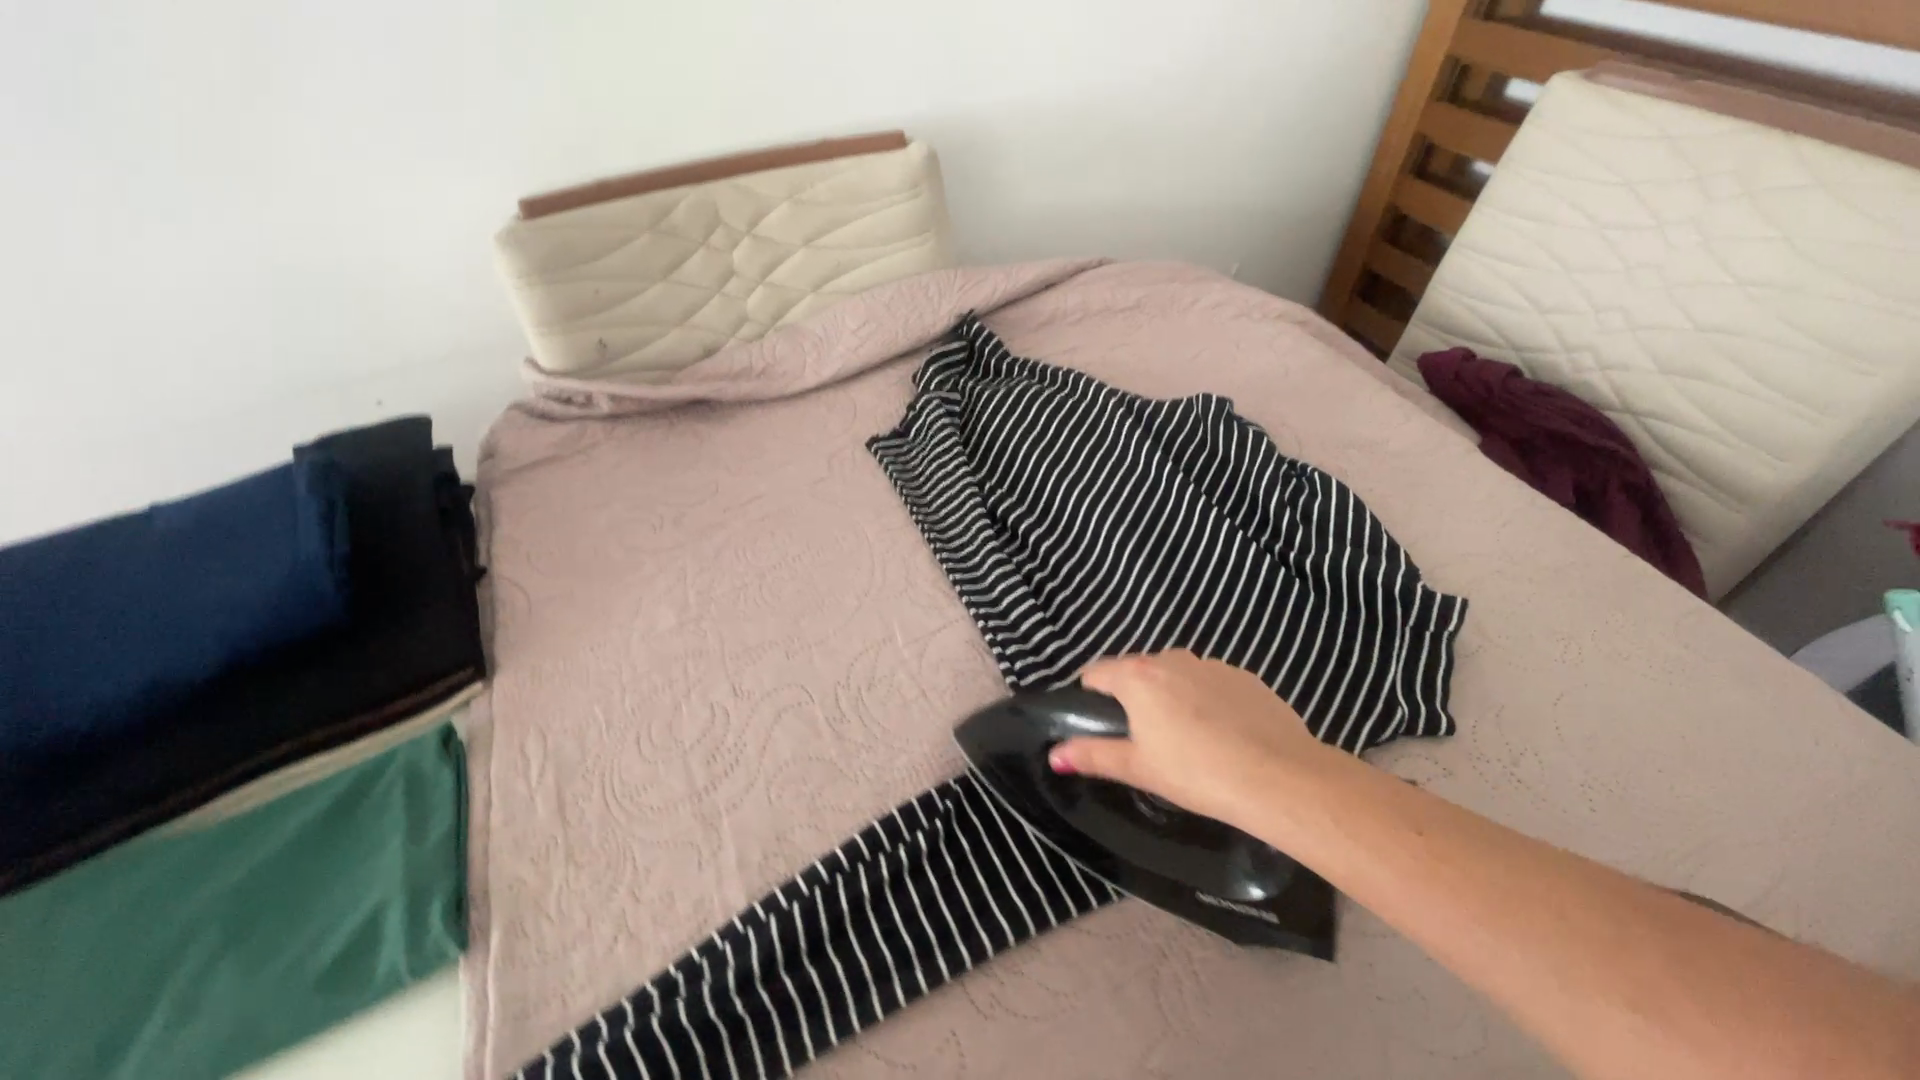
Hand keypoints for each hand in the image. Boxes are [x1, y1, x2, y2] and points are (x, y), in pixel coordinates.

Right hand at [1047, 649, 1327, 826]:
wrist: (1278, 776)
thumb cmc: (1196, 773)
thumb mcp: (1138, 768)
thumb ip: (1093, 755)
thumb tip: (1055, 754)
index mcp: (1139, 677)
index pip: (1097, 672)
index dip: (1091, 696)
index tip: (1100, 725)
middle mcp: (1173, 659)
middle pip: (1137, 671)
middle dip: (1133, 697)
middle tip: (1143, 740)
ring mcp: (1213, 665)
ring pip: (1177, 675)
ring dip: (1172, 696)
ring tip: (1186, 740)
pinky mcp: (1247, 678)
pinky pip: (1212, 683)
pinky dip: (1208, 701)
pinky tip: (1222, 736)